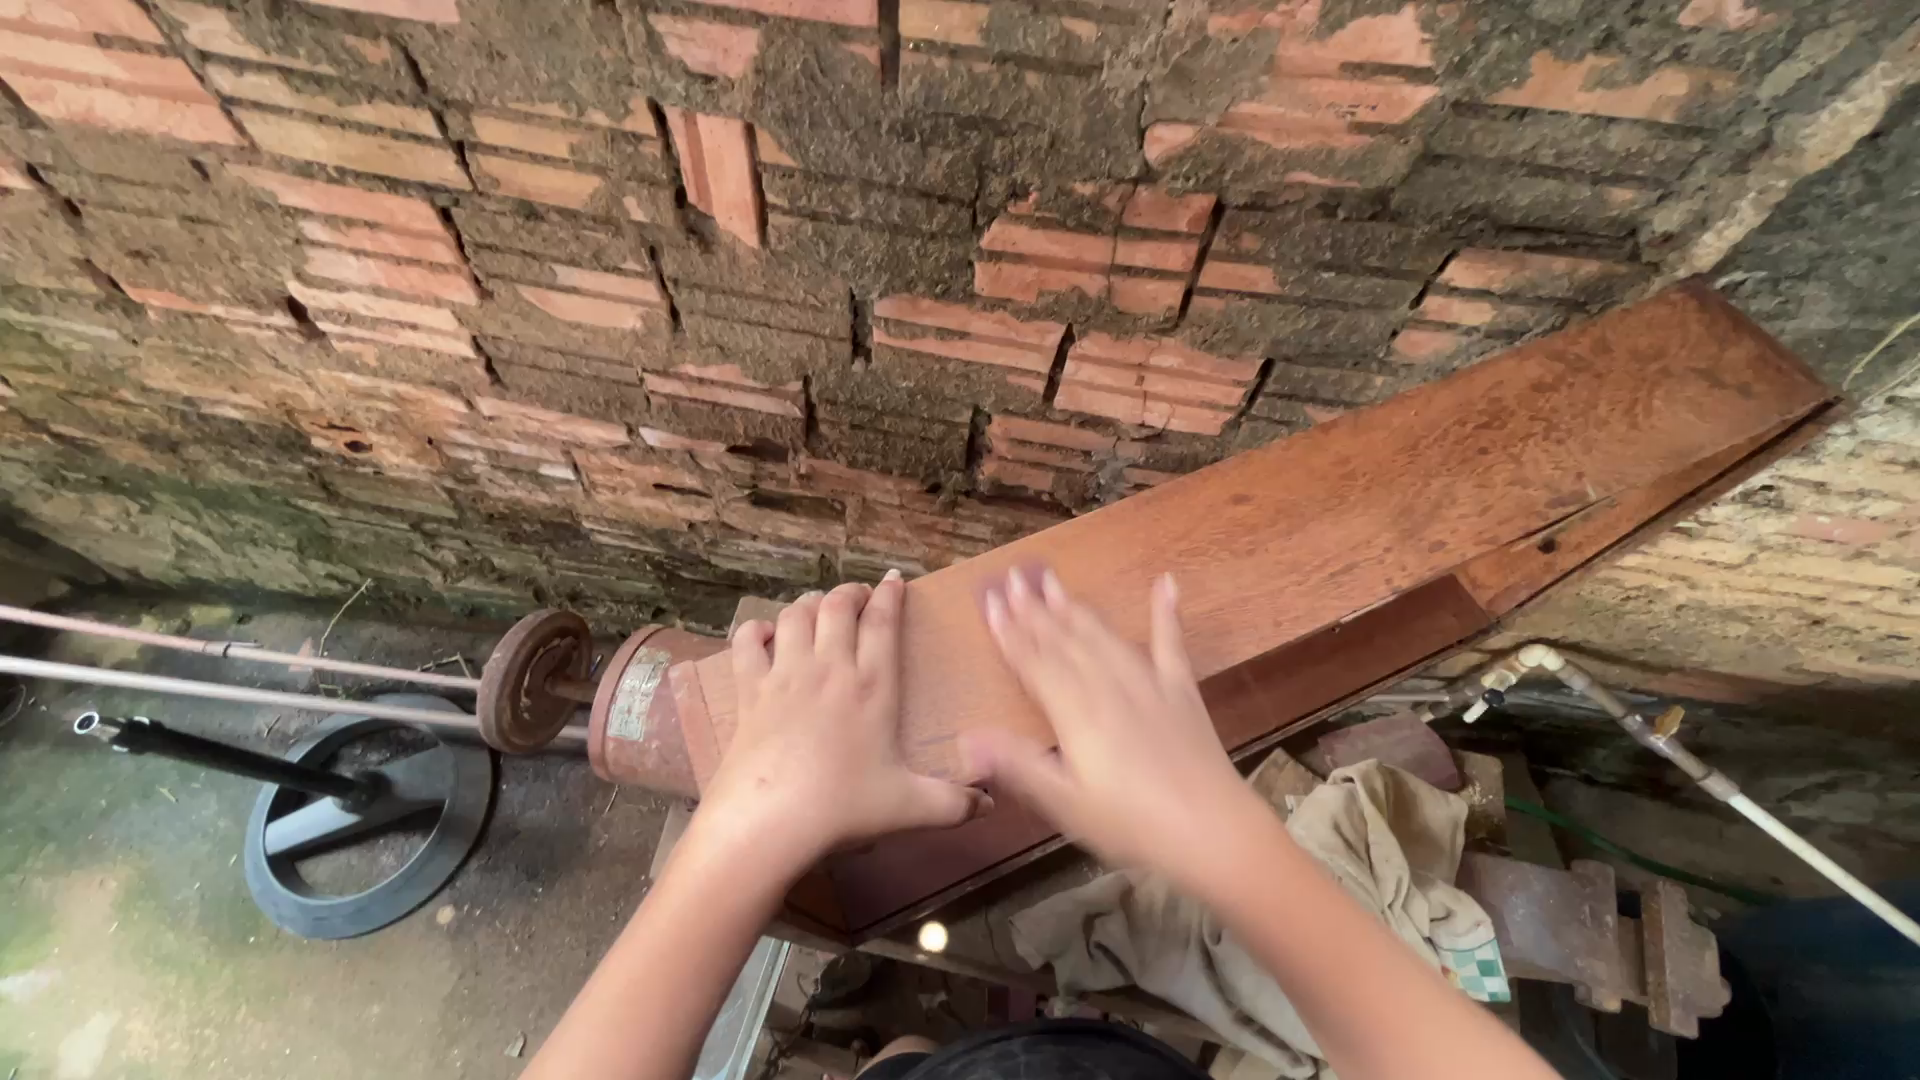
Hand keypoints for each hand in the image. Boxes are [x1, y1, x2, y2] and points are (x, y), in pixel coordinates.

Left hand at [696, 572, 988, 869]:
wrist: (770, 821)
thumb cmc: (844, 807)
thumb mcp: (909, 807)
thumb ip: (954, 803)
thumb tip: (990, 806)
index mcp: (873, 686)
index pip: (883, 623)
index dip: (890, 595)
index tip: (894, 580)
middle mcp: (830, 668)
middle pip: (838, 607)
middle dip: (850, 593)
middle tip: (858, 596)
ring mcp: (786, 675)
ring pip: (796, 616)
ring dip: (809, 604)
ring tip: (817, 607)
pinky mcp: (750, 691)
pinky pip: (747, 644)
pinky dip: (755, 630)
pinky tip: (763, 634)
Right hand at [964, 568, 1277, 894]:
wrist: (1213, 831)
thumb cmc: (1132, 824)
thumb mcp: (1066, 803)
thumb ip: (1018, 765)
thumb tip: (965, 740)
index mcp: (1076, 710)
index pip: (1033, 662)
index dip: (1008, 631)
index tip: (989, 601)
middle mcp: (1107, 684)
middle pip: (1063, 639)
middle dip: (1033, 608)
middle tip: (1011, 576)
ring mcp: (1146, 681)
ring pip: (1101, 634)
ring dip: (1074, 606)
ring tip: (1052, 578)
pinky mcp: (1180, 688)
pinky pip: (1170, 642)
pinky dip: (1165, 611)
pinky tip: (1166, 582)